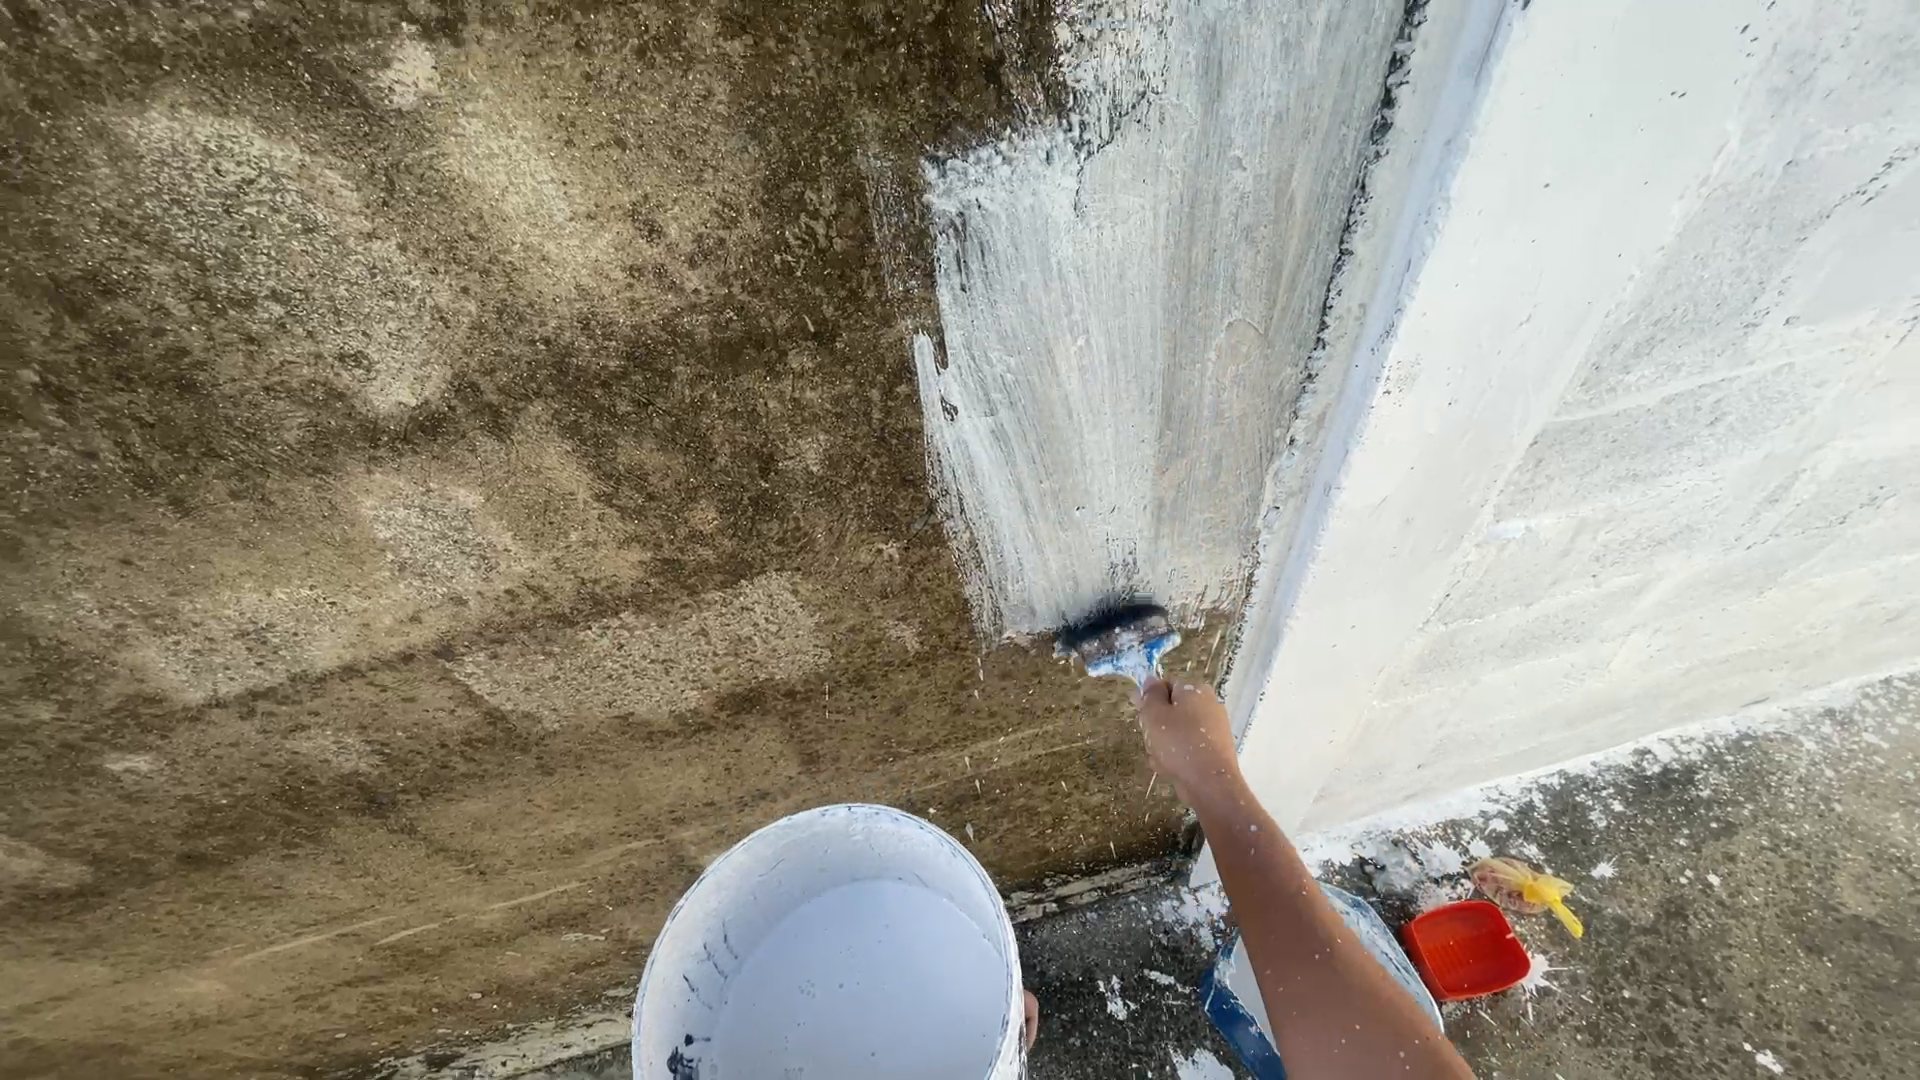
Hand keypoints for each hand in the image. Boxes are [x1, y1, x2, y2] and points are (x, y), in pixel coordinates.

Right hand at [1136, 677, 1240, 801]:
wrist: (1210, 783)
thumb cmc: (1178, 742)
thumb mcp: (1154, 714)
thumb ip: (1150, 694)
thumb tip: (1150, 680)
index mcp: (1196, 690)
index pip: (1166, 686)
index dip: (1150, 700)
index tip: (1142, 716)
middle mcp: (1209, 704)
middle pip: (1172, 710)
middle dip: (1157, 725)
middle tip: (1150, 738)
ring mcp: (1215, 729)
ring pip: (1178, 731)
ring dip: (1164, 744)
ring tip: (1160, 757)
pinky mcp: (1216, 751)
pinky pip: (1189, 748)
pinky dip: (1178, 756)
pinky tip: (1171, 769)